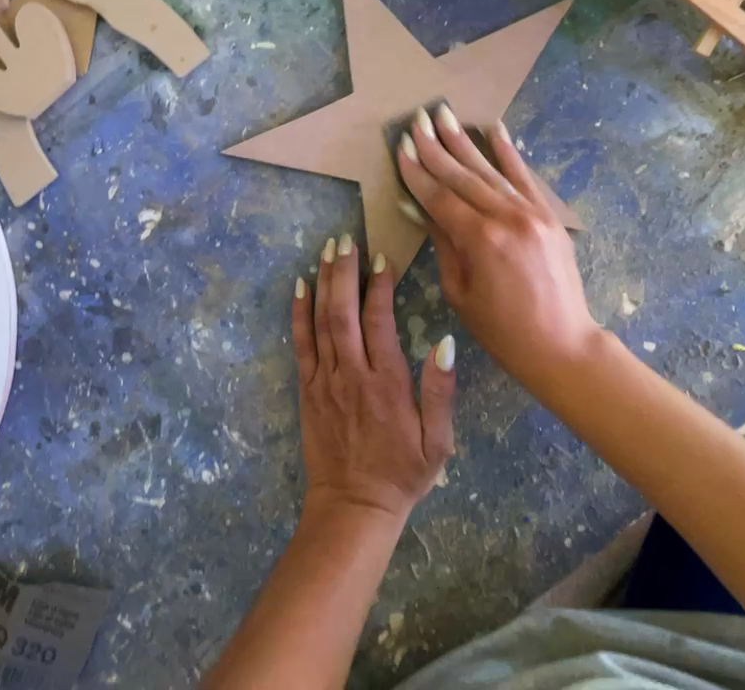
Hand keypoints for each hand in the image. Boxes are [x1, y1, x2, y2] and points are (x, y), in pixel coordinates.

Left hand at [291, 233, 455, 521]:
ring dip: (323, 282)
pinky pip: (301, 344)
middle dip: (345, 272)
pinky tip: (300, 287)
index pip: (380, 321)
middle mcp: (352, 374)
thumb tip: (446, 342)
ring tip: (326, 250)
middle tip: (346, 240)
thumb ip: (441, 391)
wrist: (353, 505)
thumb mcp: (438, 441)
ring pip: (321, 321)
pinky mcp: (307, 389)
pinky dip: (299, 313)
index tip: (381, 258)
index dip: (379, 286)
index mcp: (387, 383)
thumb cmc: (403, 473)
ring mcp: (325, 380)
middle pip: (344, 311)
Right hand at [396, 105, 603, 374]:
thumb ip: (442, 243)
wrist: (562, 344)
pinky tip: (495, 129)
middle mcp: (506, 217)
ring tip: (444, 115)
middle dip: (435, 147)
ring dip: (464, 141)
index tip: (401, 147)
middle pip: (462, 175)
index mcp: (479, 239)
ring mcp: (531, 213)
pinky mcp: (548, 216)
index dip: (417, 172)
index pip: (439, 196)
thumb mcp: (459, 291)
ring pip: (490, 170)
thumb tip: (417, 208)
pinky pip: (524, 177)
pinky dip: (509, 152)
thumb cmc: (501, 329)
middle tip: (417, 119)